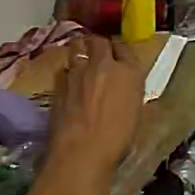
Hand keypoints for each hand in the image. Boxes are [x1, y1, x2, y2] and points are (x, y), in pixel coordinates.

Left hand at [48, 34, 142, 189]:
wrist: (82, 153)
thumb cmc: (118, 141)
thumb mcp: (136, 117)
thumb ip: (131, 95)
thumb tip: (128, 90)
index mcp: (129, 73)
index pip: (126, 49)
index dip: (122, 53)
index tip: (121, 60)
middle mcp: (103, 65)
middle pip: (98, 42)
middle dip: (99, 46)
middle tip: (100, 58)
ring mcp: (77, 71)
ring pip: (77, 48)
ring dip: (81, 52)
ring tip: (83, 65)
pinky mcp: (58, 83)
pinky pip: (64, 69)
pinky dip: (67, 73)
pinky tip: (69, 85)